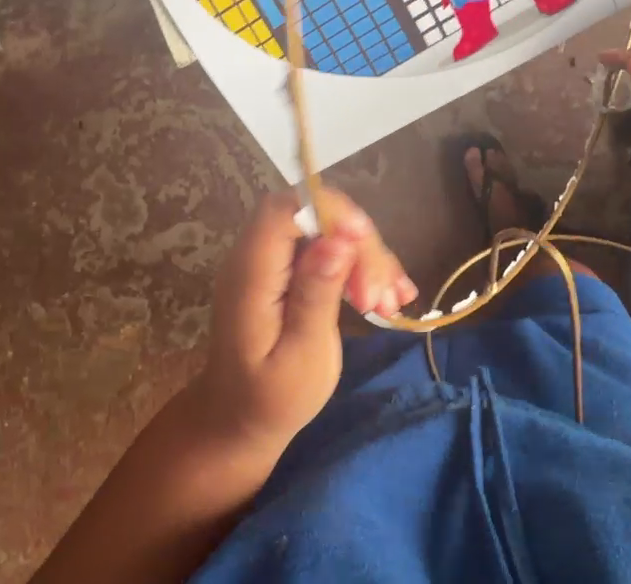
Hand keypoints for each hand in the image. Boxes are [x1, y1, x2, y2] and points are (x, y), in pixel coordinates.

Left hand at [189, 188, 415, 452]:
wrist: (239, 419)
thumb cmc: (271, 399)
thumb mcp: (302, 356)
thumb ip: (316, 295)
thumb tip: (338, 239)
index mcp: (250, 275)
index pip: (283, 210)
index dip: (328, 212)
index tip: (365, 242)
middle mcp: (255, 257)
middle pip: (311, 216)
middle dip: (356, 244)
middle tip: (381, 297)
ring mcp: (270, 262)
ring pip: (326, 232)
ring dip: (365, 260)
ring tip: (391, 305)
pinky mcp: (286, 272)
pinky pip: (326, 251)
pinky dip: (358, 268)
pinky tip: (388, 299)